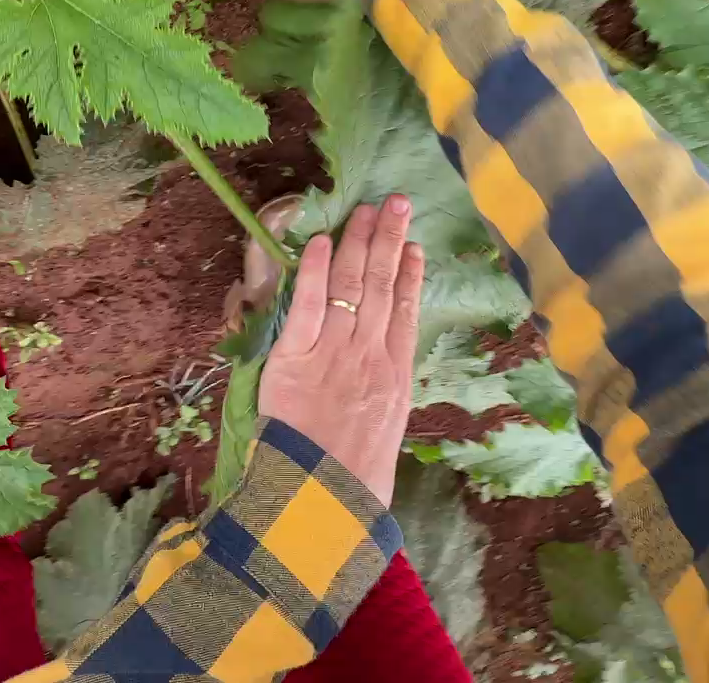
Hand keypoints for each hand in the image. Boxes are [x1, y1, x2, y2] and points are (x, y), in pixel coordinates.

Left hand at [258, 197, 422, 507]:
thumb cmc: (355, 477)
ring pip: (349, 285)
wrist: (323, 506)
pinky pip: (307, 306)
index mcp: (396, 375)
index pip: (406, 310)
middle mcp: (370, 355)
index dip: (410, 273)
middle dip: (388, 240)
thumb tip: (383, 360)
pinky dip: (313, 270)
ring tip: (365, 210)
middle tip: (395, 203)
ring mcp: (334, 353)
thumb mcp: (387, 431)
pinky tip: (320, 242)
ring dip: (358, 242)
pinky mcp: (294, 358)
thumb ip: (384, 390)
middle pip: (381, 285)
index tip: (414, 244)